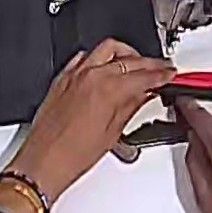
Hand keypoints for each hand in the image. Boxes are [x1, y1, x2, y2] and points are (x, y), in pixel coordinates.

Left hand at [7, 40, 174, 200]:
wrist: (42, 164)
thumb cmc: (72, 156)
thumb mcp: (113, 133)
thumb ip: (132, 106)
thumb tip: (145, 93)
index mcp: (109, 89)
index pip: (144, 74)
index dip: (161, 73)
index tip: (169, 74)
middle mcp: (93, 75)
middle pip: (130, 59)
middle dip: (149, 63)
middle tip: (159, 69)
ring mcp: (76, 73)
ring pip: (108, 48)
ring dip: (126, 53)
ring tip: (135, 63)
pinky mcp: (63, 77)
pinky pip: (85, 56)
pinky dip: (99, 57)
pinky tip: (105, 66)